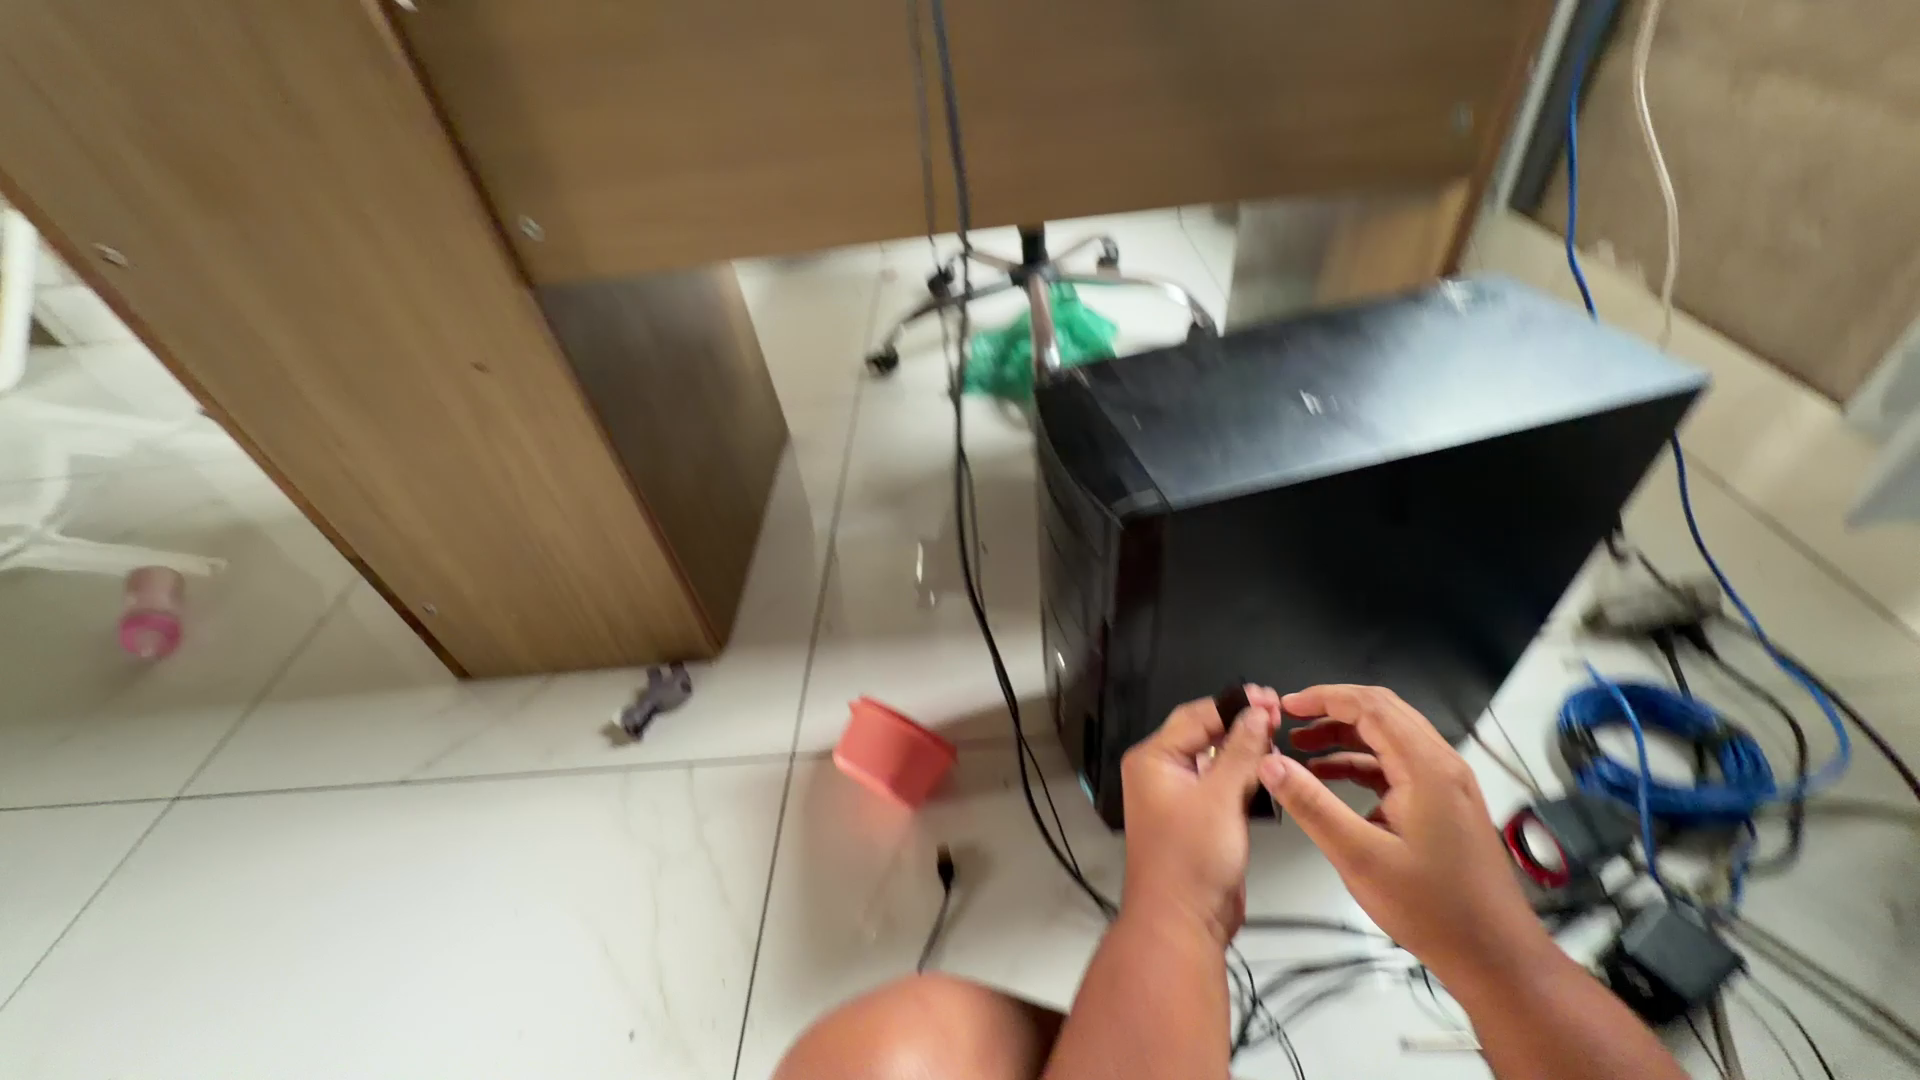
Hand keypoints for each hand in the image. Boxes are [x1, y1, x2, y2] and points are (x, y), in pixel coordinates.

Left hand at [1119, 686, 1280, 944]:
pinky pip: (1220, 783)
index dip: (1232, 703)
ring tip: (1279, 735)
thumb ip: (1240, 751)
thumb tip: (1257, 712)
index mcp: (1153, 758)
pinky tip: (1269, 767)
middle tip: (1279, 713)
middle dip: (1240, 723)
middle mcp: (1161, 771)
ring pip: (1214, 758)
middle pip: (1202, 733)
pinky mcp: (1198, 816)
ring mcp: (1179, 794)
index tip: (1270, 696)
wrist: (1182, 921)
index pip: (1194, 716)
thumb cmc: (1193, 857)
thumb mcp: (1220, 798)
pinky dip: (1243, 774)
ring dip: (1244, 748)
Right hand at [1257, 684, 1549, 982]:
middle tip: (1288, 720)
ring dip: (1344, 735)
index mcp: (1426, 768)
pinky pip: (1397, 764)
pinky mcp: (1445, 803)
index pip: (1371, 706)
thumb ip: (1311, 804)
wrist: (1495, 957)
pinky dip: (1360, 762)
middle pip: (1382, 712)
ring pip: (1389, 737)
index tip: (1283, 707)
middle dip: (1331, 710)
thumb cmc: (1429, 907)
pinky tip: (1328, 778)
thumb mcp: (1358, 856)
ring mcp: (1447, 784)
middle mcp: (1441, 764)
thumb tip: (1268, 762)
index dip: (1323, 698)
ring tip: (1299, 747)